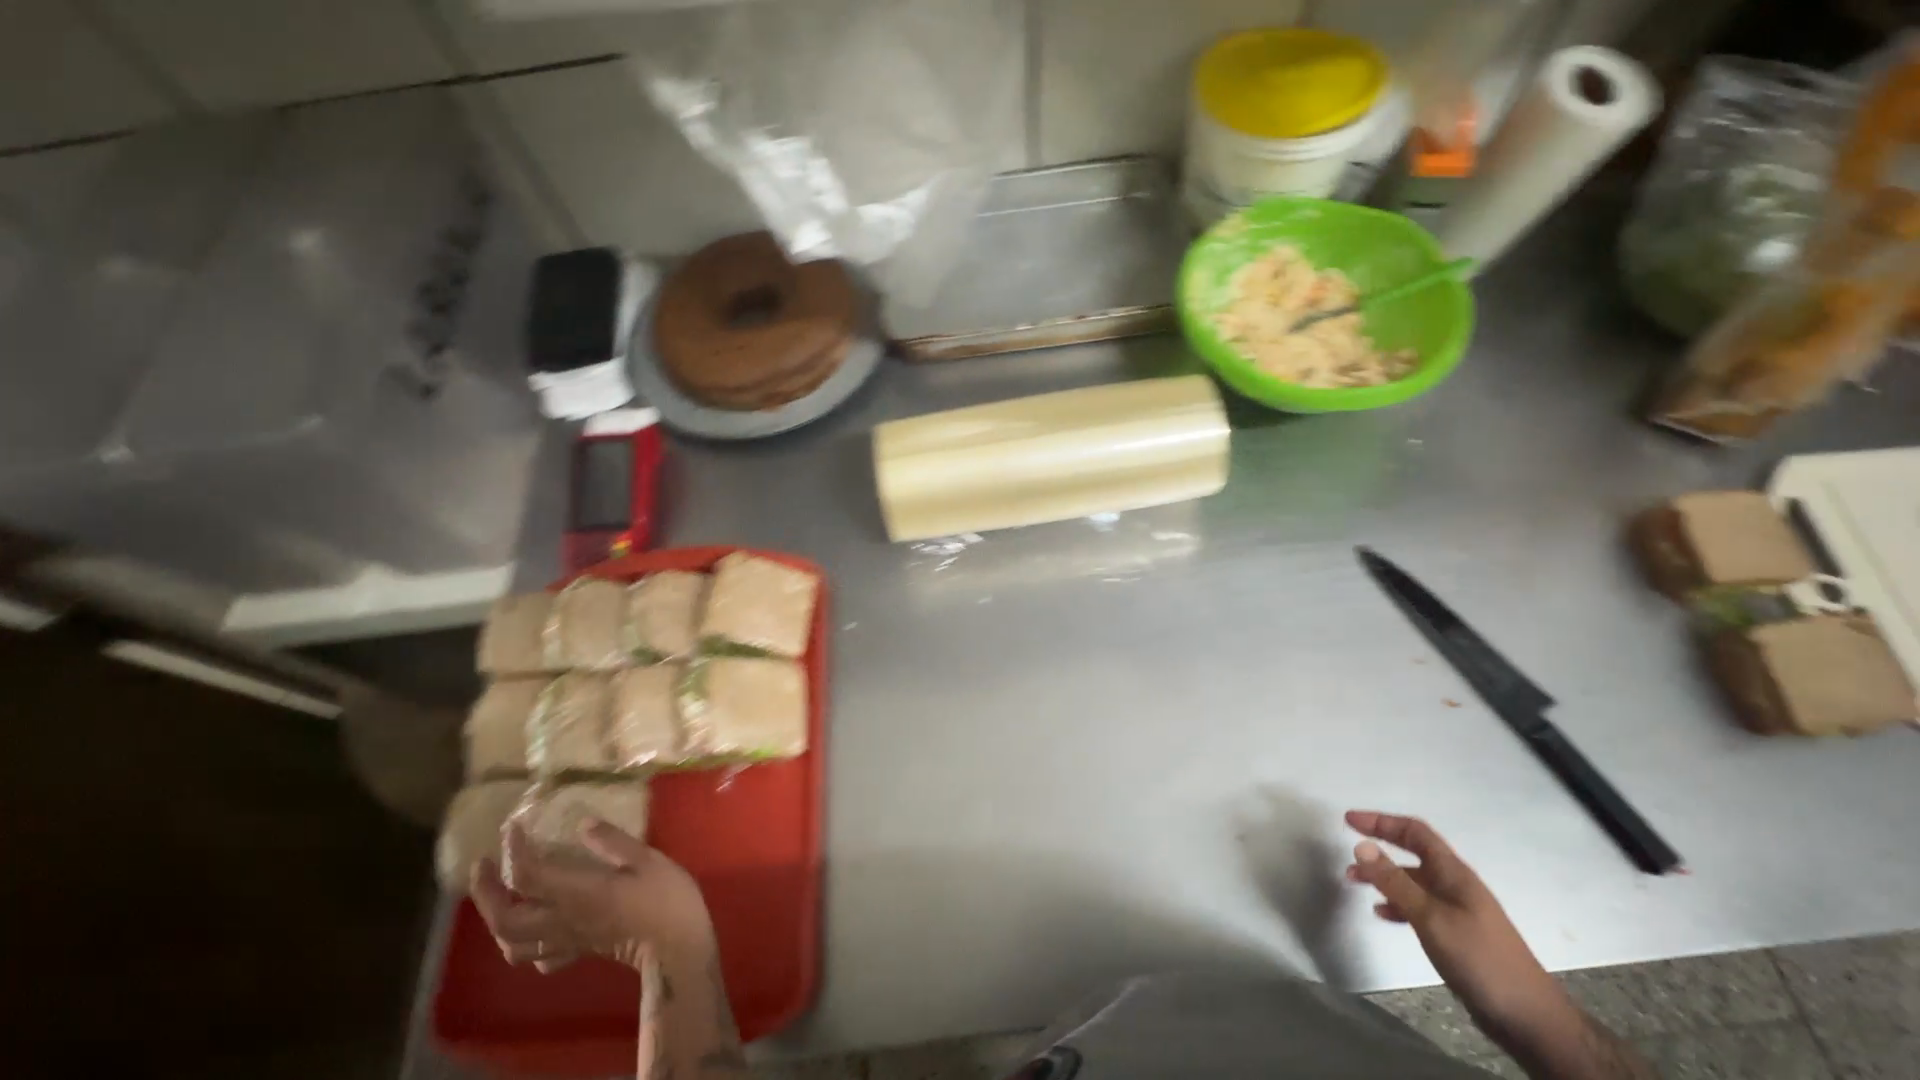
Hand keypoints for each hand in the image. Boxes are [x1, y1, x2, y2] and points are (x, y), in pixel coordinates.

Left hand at [471, 821, 715, 971]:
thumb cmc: (665, 900)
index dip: (514, 849)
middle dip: (485, 892)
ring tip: (501, 896)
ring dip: (495, 920)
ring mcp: (566, 941)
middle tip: (484, 865)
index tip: (514, 827)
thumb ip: (612, 841)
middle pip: (503, 918)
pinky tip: (533, 928)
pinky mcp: (576, 953)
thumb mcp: (647, 859)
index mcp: (577, 894)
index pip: (528, 874)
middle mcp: (561, 920)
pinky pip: (537, 956)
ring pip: (511, 943)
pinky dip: (524, 944)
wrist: (677, 949)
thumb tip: (583, 824)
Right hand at [1344, 810, 1567, 1038]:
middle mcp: (1455, 885)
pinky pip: (1419, 907)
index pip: (1415, 832)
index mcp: (1454, 873)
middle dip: (1380, 846)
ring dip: (1384, 877)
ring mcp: (1457, 909)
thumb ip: (1396, 882)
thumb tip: (1362, 845)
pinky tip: (1382, 914)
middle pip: (1414, 853)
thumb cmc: (1477, 957)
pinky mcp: (1456, 933)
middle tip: (1348, 850)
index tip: (1349, 820)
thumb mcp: (1430, 917)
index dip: (1381, 821)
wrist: (1525, 1013)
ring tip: (1354, 883)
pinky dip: (1397, 904)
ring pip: (1414, 881)